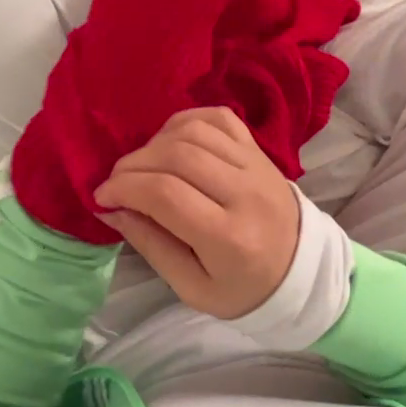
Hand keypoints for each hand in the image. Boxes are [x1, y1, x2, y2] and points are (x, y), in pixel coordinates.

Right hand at [93, 107, 300, 319]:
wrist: (302, 271)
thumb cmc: (243, 288)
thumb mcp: (193, 287)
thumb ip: (151, 245)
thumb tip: (112, 209)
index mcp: (230, 238)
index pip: (166, 194)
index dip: (125, 188)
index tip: (102, 197)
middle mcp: (246, 193)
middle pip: (177, 157)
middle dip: (133, 165)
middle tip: (115, 183)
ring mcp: (257, 165)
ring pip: (194, 132)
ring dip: (154, 144)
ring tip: (141, 167)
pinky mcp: (260, 150)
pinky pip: (217, 118)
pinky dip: (184, 123)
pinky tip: (169, 143)